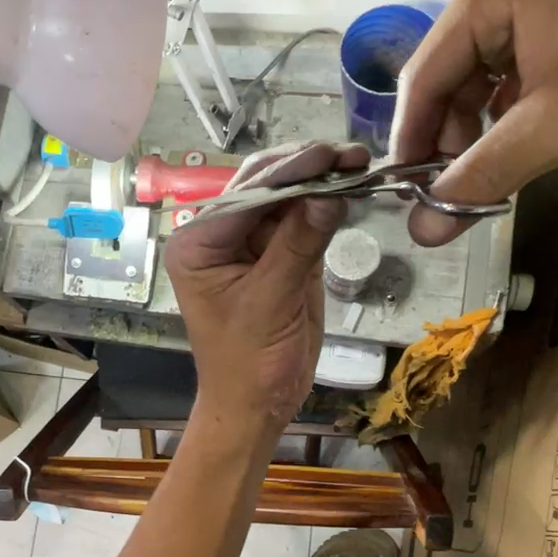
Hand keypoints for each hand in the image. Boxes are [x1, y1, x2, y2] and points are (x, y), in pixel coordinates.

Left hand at [166, 141, 363, 428]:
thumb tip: (331, 192)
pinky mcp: (275, 256)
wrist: (257, 404)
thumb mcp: (271, 302)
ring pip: (284, 198)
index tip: (331, 153)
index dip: (290, 172)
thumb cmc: (249, 361)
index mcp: (197, 243)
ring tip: (360, 163)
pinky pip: (300, 221)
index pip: (246, 195)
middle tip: (353, 153)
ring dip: (320, 181)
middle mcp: (216, 235)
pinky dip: (324, 206)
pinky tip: (352, 188)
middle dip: (306, 168)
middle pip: (262, 186)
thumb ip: (298, 244)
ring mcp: (247, 244)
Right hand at [391, 0, 557, 244]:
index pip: (422, 80)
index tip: (405, 200)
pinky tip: (511, 150)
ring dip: (472, 137)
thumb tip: (420, 233)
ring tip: (485, 180)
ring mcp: (522, 2)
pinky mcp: (546, 21)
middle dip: (446, 143)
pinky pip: (500, 79)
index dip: (411, 145)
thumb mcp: (553, 128)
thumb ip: (478, 179)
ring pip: (469, 86)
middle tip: (450, 198)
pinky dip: (499, 120)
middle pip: (442, 82)